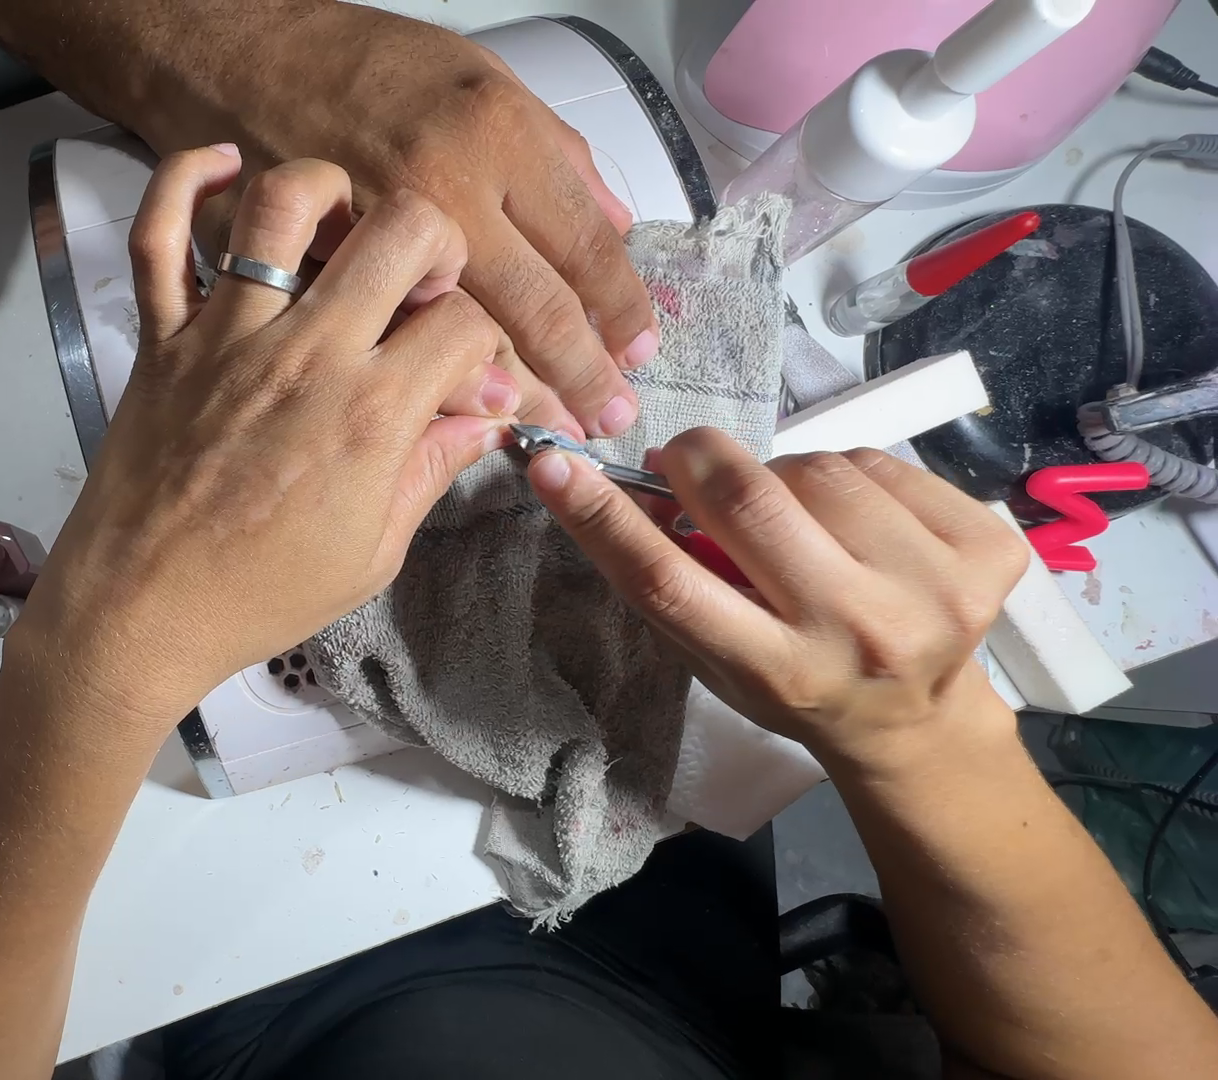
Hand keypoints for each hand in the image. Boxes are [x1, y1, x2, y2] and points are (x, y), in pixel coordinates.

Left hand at [9, 147, 514, 723]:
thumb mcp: (371, 555)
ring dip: (332, 191)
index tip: (468, 376)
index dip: (484, 344)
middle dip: (436, 241)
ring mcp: (223, 338)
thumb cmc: (256, 598)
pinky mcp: (161, 340)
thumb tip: (478, 420)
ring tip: (344, 226)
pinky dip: (184, 181)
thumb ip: (429, 473)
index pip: (464, 325)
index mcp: (368, 417)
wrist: (141, 612)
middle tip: (425, 282)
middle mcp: (302, 357)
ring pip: (284, 203)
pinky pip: (158, 235)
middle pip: (400, 231)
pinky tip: (223, 165)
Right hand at [135, 5, 657, 438]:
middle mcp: (441, 191)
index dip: (618, 306)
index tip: (637, 347)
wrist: (238, 62)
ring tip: (549, 421)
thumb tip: (608, 224)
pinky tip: (454, 406)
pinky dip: (422, 378)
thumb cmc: (357, 67)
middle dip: (580, 370)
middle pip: (534, 304)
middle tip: (609, 413)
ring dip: (514, 388)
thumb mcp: (476, 78)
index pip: (583, 240)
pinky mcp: (319, 278)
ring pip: (463, 337)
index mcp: (491, 132)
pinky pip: (383, 340)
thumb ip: (551, 155)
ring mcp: (377, 245)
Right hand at [527, 429, 1029, 771]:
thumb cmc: (782, 681)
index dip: (602, 519)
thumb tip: (635, 482)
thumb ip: (665, 580)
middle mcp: (858, 633)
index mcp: (773, 667)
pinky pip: (878, 463)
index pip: (669, 582)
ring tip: (783, 513)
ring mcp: (938, 589)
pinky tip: (845, 517)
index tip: (553, 465)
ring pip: (817, 469)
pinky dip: (840, 474)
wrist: (913, 717)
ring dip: (776, 476)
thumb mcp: (706, 653)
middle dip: (698, 459)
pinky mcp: (993, 547)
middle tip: (682, 458)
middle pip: (751, 506)